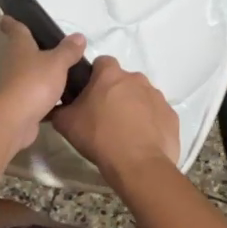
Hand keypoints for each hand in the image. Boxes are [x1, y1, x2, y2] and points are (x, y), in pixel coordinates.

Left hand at [0, 16, 86, 146]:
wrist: (15, 118)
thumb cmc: (34, 82)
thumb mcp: (56, 62)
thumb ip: (68, 51)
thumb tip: (78, 36)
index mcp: (20, 47)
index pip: (15, 29)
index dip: (12, 22)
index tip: (6, 17)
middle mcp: (14, 63)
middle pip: (22, 52)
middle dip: (32, 49)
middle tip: (50, 47)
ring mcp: (16, 85)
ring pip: (30, 75)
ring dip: (41, 74)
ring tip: (63, 73)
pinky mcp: (21, 105)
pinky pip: (36, 98)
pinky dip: (47, 99)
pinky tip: (62, 102)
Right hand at [52, 57, 180, 182]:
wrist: (138, 164)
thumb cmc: (99, 136)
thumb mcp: (66, 123)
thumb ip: (59, 109)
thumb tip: (54, 108)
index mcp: (110, 75)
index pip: (102, 62)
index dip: (95, 76)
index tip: (89, 93)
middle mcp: (136, 79)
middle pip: (123, 80)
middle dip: (115, 92)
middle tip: (104, 114)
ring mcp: (157, 97)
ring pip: (141, 96)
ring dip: (133, 106)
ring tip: (124, 130)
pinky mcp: (171, 116)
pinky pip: (157, 114)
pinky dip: (150, 122)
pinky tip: (141, 140)